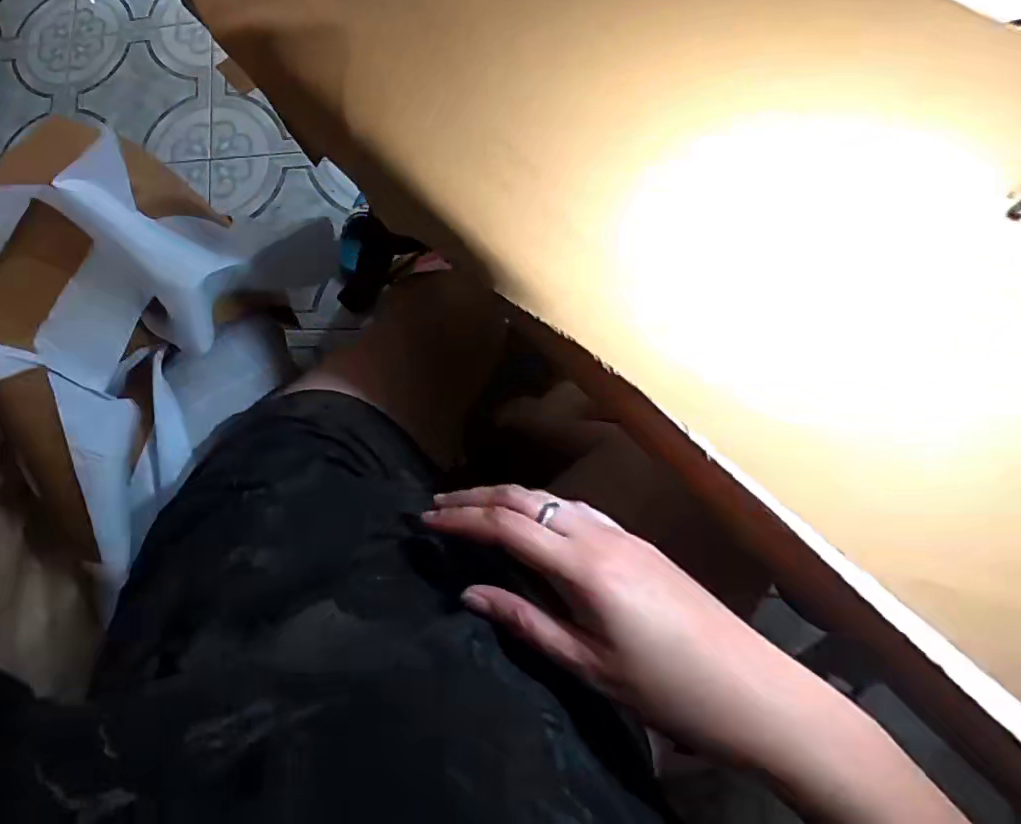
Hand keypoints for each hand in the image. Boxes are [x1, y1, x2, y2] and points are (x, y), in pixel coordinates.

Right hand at [424, 485, 967, 822]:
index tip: (425, 520)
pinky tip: (531, 521)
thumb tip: (467, 591)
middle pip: (522, 498)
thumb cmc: (675, 692)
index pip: (504, 524)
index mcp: (584, 568)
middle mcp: (601, 539)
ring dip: (504, 497)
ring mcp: (625, 538)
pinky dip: (536, 504)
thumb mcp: (590, 666)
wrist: (775, 704)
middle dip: (473, 497)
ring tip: (473, 508)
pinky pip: (574, 508)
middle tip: (437, 504)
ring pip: (548, 497)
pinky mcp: (641, 546)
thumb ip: (525, 621)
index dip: (459, 518)